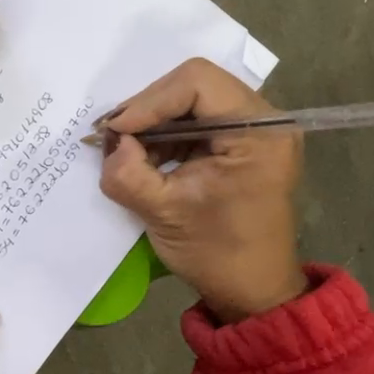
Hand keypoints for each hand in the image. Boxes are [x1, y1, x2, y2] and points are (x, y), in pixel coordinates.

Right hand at [98, 58, 306, 321]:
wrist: (251, 289)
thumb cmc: (217, 253)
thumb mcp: (164, 213)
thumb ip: (129, 173)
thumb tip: (111, 143)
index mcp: (258, 131)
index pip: (196, 83)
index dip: (148, 102)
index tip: (115, 133)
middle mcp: (262, 119)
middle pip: (192, 85)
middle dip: (146, 110)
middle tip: (112, 139)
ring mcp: (250, 130)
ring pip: (188, 100)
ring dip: (151, 123)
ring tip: (125, 151)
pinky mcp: (236, 145)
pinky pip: (192, 121)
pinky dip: (161, 135)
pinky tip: (143, 158)